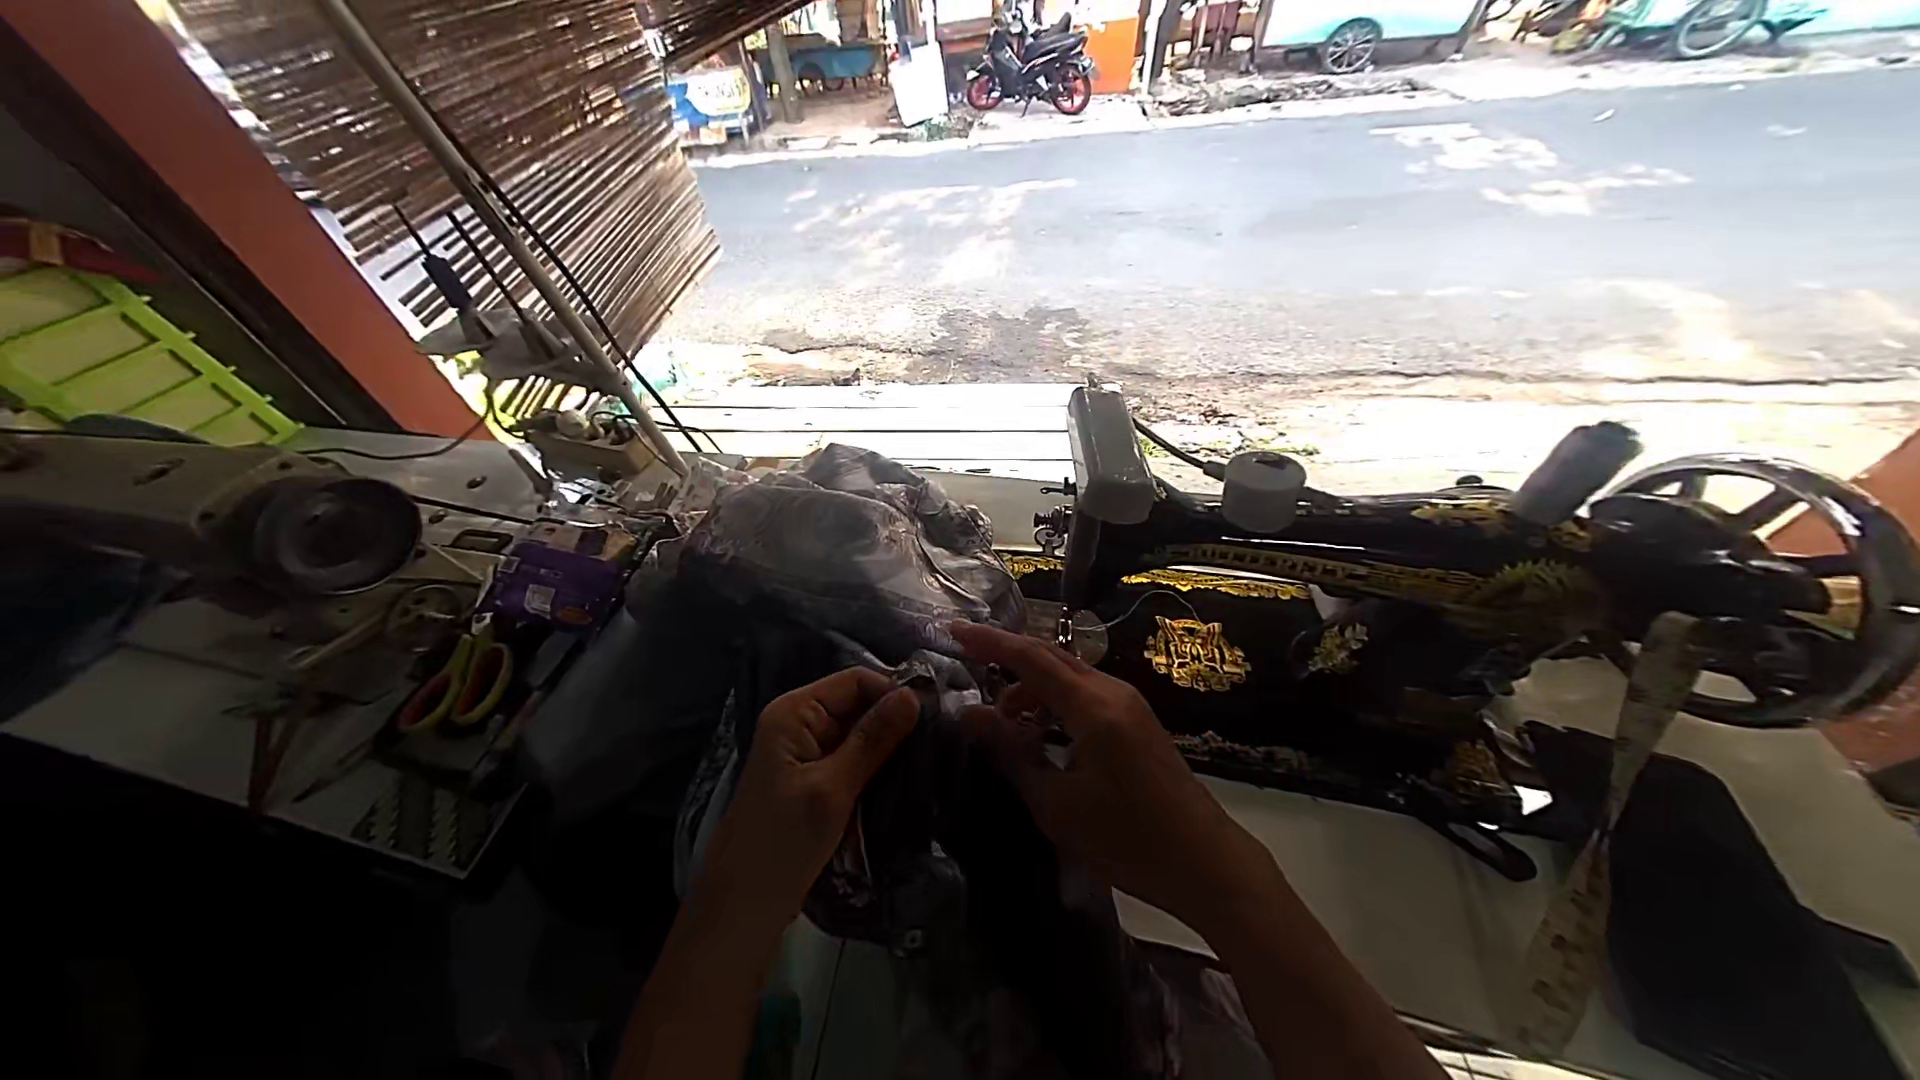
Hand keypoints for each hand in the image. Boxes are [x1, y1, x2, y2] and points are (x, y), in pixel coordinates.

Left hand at [694, 668, 919, 929]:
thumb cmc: (782, 843)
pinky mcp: (814, 778)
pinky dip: (875, 766)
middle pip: (858, 703)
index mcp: (794, 712)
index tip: (933, 718)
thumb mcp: (832, 788)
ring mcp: (805, 751)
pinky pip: (852, 758)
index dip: (893, 693)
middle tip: (936, 742)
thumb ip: (872, 739)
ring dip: (888, 745)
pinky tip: (902, 779)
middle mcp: (799, 722)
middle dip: (893, 720)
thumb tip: (913, 696)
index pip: (856, 680)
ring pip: (859, 732)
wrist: (741, 909)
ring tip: (926, 759)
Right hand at [950, 621, 1281, 931]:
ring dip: (1030, 688)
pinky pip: (1084, 695)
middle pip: (1050, 656)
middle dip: (1006, 658)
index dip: (988, 641)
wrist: (1206, 863)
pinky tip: (1039, 736)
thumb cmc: (1127, 839)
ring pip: (1068, 676)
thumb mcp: (1056, 803)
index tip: (953, 630)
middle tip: (966, 664)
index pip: (1030, 658)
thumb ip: (1011, 752)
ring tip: (1002, 724)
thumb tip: (968, 714)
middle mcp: (1112, 692)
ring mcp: (1129, 704)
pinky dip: (1053, 704)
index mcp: (1093, 706)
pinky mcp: (1136, 721)